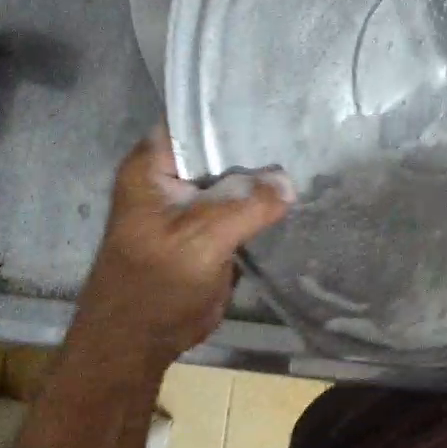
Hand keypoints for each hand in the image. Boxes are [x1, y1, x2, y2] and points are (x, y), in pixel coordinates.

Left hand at [71, 130, 292, 371]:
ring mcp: (190, 203)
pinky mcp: (208, 230)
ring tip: (308, 156)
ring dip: (264, 177)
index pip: (195, 117)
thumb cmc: (156, 284)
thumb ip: (246, 205)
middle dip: (257, 143)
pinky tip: (297, 194)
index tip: (277, 104)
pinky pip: (240, 206)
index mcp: (151, 165)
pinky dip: (263, 204)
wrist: (138, 344)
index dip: (231, 108)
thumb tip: (288, 182)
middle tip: (303, 130)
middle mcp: (169, 176)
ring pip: (233, 178)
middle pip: (219, 146)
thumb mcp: (202, 238)